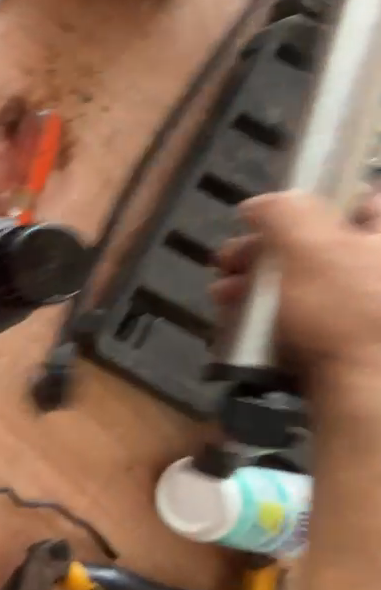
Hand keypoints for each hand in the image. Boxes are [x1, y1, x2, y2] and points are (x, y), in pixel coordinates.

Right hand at [212, 190, 380, 397]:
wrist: (376, 388)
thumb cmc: (348, 309)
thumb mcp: (308, 248)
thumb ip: (284, 213)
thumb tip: (262, 203)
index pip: (359, 201)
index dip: (304, 209)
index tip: (263, 228)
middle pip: (329, 243)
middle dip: (268, 252)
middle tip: (229, 264)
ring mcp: (374, 307)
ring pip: (314, 281)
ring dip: (261, 284)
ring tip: (224, 298)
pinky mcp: (361, 339)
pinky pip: (315, 315)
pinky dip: (278, 313)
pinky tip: (247, 321)